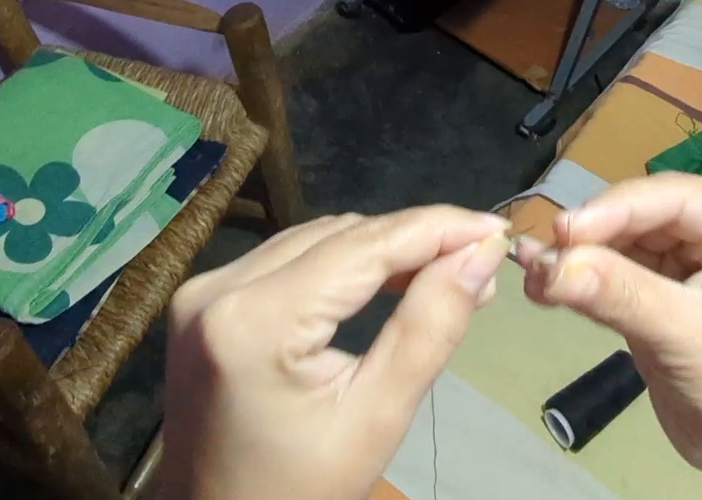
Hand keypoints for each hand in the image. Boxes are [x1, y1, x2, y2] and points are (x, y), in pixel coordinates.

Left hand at [163, 206, 512, 499]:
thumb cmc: (298, 492)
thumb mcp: (376, 421)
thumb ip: (430, 328)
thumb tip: (481, 255)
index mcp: (255, 322)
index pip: (363, 247)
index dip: (434, 228)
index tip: (493, 228)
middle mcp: (221, 286)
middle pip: (341, 236)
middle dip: (414, 241)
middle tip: (477, 261)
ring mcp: (209, 284)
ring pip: (319, 237)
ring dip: (382, 247)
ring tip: (442, 269)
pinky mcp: (209, 291)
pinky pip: (293, 254)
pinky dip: (344, 260)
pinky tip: (385, 275)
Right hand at [518, 173, 701, 499]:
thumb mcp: (693, 341)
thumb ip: (623, 296)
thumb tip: (550, 267)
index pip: (672, 197)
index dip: (615, 209)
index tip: (562, 232)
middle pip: (637, 212)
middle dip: (589, 236)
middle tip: (538, 260)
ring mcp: (683, 255)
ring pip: (616, 237)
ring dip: (574, 256)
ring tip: (533, 275)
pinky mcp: (656, 284)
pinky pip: (610, 267)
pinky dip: (577, 277)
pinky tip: (541, 284)